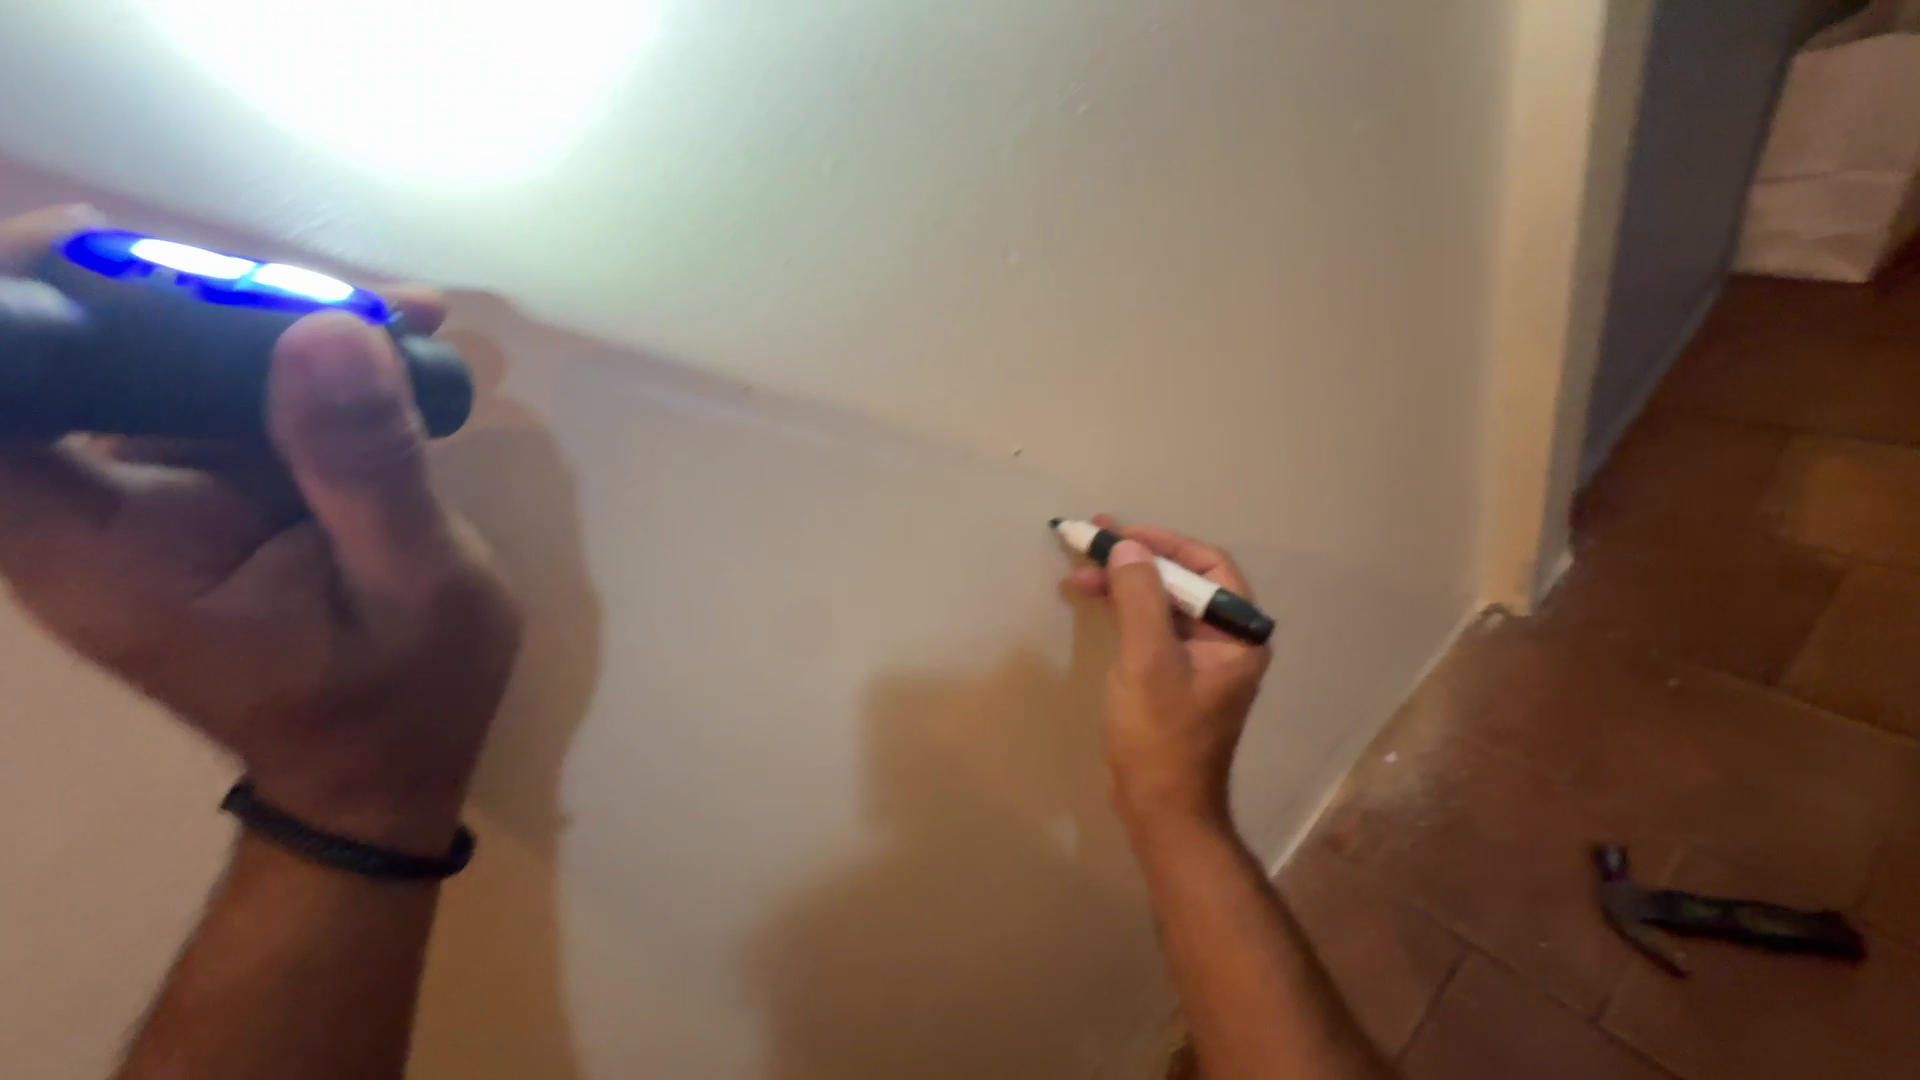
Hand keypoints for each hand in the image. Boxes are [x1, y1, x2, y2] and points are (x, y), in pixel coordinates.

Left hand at [0, 206, 522, 853]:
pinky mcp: (219, 492)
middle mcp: (100, 511)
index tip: (109, 246)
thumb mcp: (414, 588)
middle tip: (329, 296)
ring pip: (168, 366)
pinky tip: (391, 348)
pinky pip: (234, 399)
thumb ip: (367, 473)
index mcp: (102, 550)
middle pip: (79, 357)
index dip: (3, 301)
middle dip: (186, 295)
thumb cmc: (401, 698)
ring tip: (395, 317)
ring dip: (267, 322)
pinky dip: (307, 363)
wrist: (390, 765)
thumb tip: (328, 332)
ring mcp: (162, 498)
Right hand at [1064, 514, 1270, 834]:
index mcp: (1238, 634)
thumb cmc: (1160, 736)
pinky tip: (1094, 600)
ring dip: (1123, 583)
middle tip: (1089, 541)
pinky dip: (1123, 610)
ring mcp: (1200, 659)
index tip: (1118, 533)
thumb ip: (1140, 597)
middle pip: (1182, 580)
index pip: (1207, 566)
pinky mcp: (1175, 675)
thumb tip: (1127, 546)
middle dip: (1135, 559)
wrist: (1161, 808)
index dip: (1162, 542)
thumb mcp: (1147, 661)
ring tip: (1078, 571)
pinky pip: (1152, 627)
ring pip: (1162, 602)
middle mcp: (1226, 640)